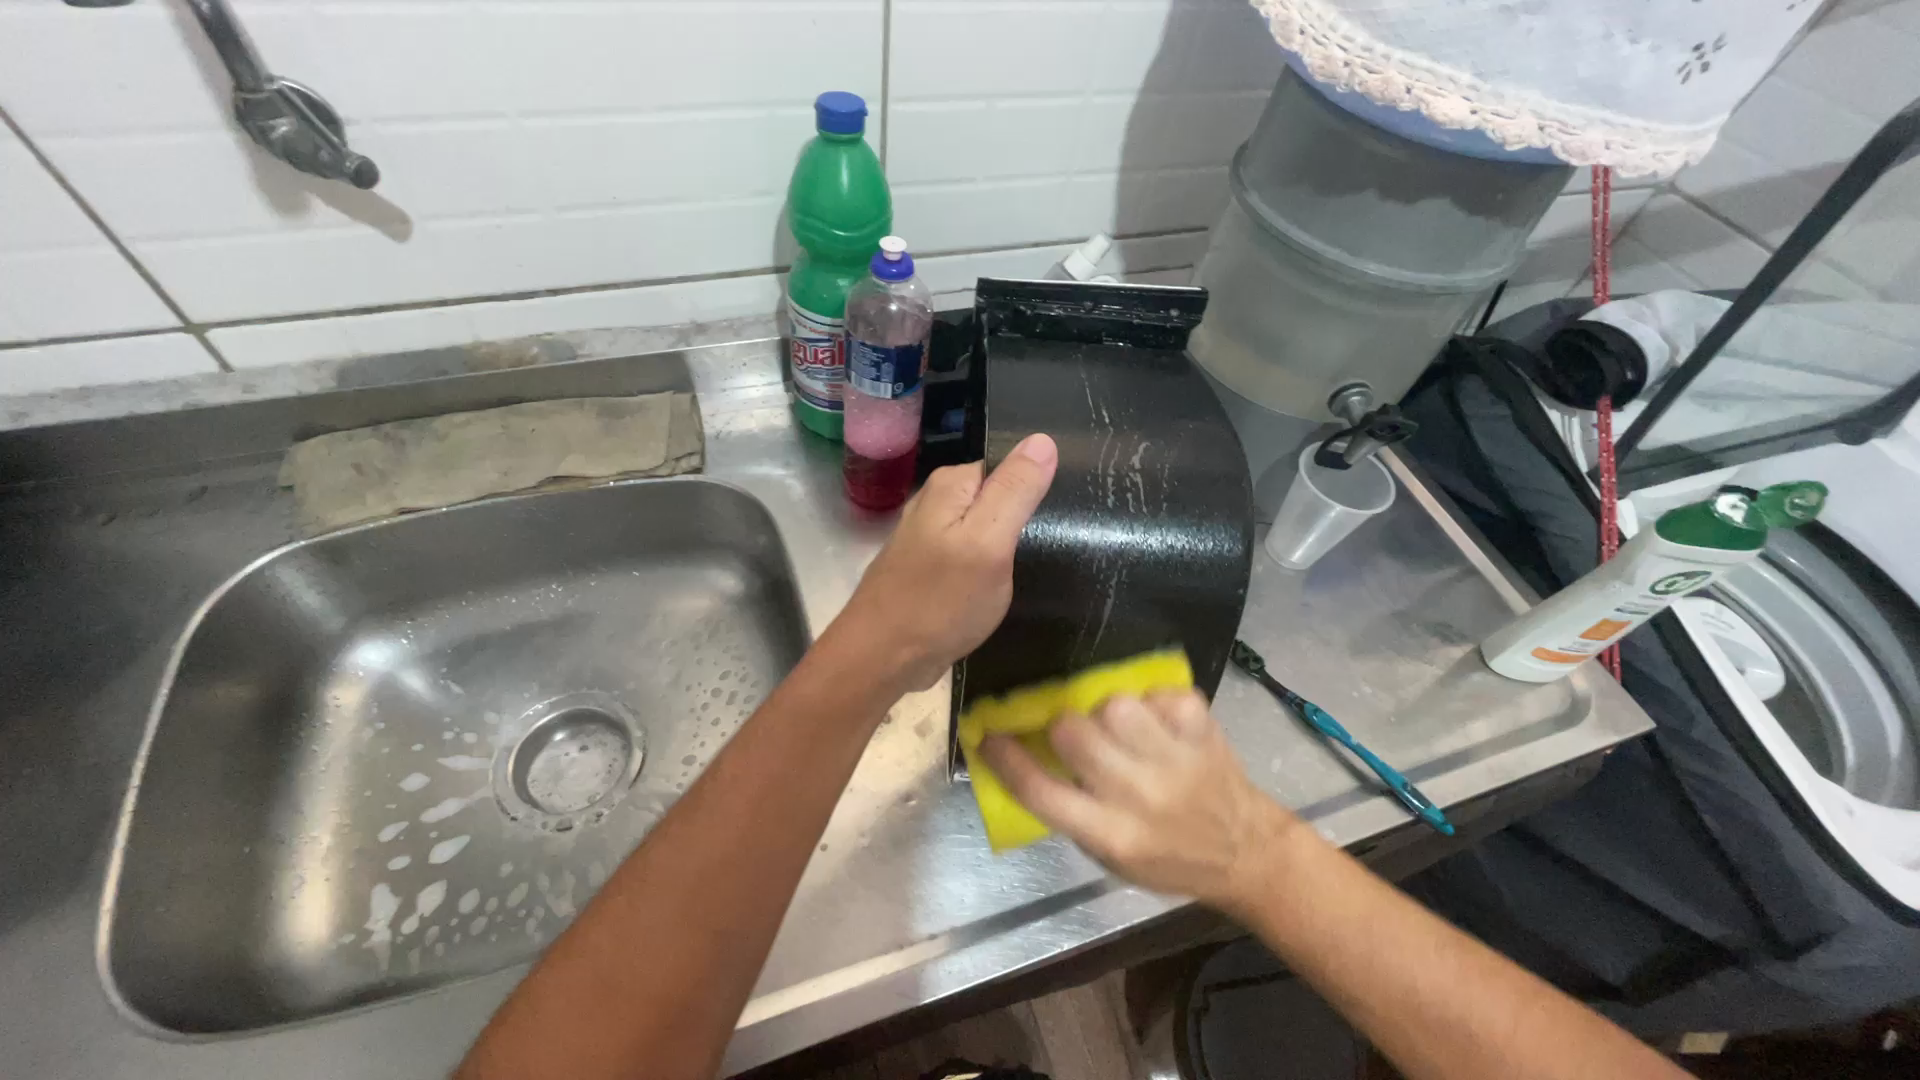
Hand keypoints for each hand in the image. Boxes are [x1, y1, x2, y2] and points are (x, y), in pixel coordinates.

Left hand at [828, 434, 1058, 696]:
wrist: (881, 658)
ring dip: (1005, 545)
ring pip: (984, 528)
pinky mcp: (929, 570)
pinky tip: (1001, 586)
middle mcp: (935, 502)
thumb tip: (1043, 438)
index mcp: (951, 485)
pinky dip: (988, 567)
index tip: (1062, 514)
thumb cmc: (939, 602)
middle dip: (1023, 517)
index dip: (1036, 485)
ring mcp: (929, 537)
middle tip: (1055, 544)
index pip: (1008, 464)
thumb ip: (1015, 491)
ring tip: (1034, 565)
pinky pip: (970, 555)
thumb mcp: (989, 543)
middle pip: (996, 496)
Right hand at [980, 690, 1298, 908]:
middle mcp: (1139, 796)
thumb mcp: (1111, 856)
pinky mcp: (1203, 732)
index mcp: (1110, 834)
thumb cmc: (1167, 859)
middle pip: (1072, 734)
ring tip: (1120, 725)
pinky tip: (1160, 721)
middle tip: (1075, 734)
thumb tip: (1025, 756)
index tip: (988, 735)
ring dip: (1108, 710)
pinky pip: (1161, 695)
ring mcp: (1175, 761)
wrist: (1246, 853)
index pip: (1040, 791)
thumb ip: (1070, 809)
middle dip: (1063, 726)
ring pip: (1114, 706)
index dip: (1005, 757)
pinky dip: (1155, 702)